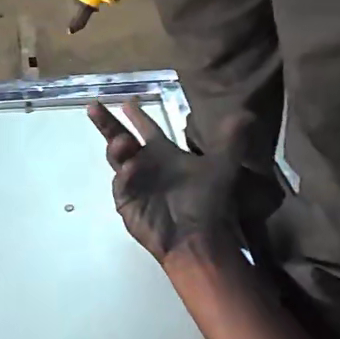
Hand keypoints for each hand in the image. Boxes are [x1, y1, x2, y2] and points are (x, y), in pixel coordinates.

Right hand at [86, 99, 245, 265]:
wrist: (200, 239)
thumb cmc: (211, 202)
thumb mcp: (224, 167)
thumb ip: (231, 141)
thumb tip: (245, 115)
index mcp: (165, 155)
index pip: (147, 130)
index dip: (136, 115)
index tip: (126, 100)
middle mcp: (147, 166)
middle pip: (120, 138)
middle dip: (107, 123)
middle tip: (94, 106)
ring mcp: (134, 185)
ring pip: (118, 159)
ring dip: (117, 147)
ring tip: (122, 141)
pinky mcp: (127, 203)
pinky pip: (121, 184)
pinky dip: (125, 175)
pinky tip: (130, 168)